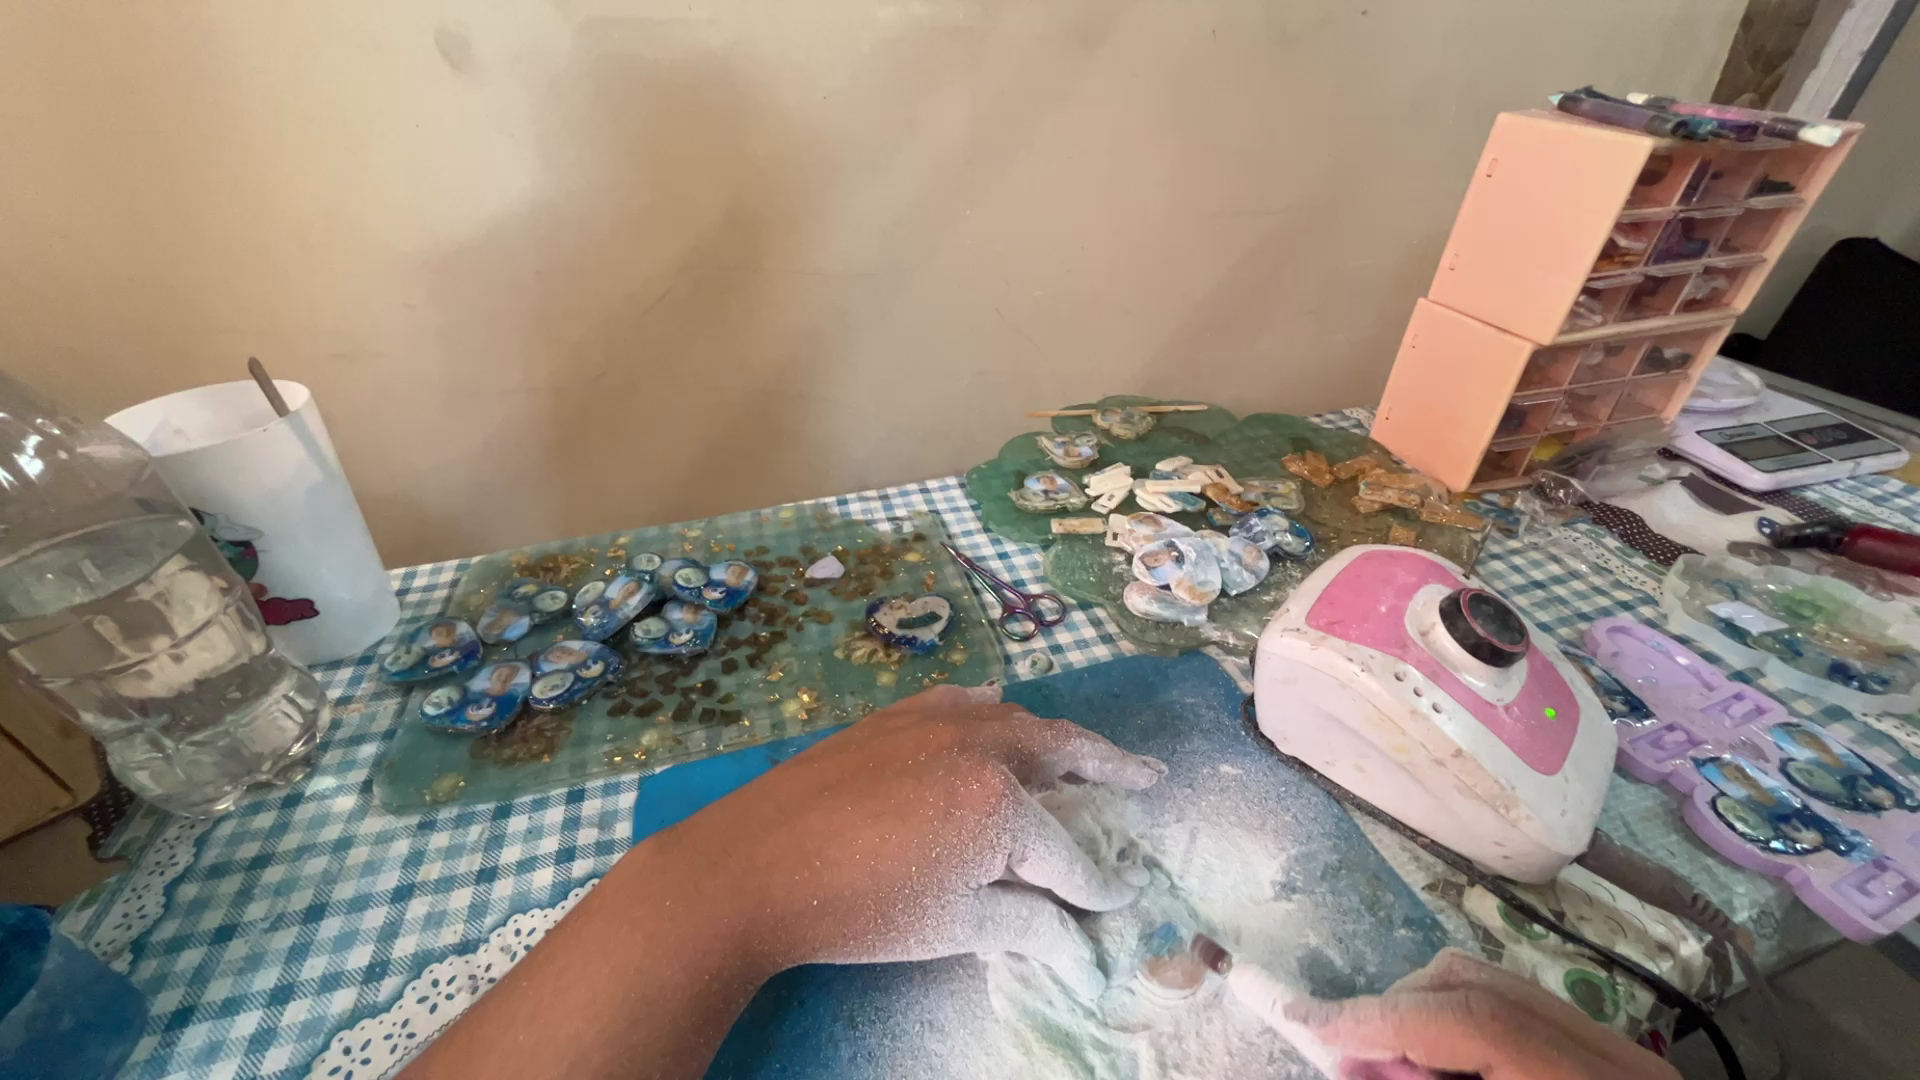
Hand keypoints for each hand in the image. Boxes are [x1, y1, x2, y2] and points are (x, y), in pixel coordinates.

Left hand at [649, 683, 1165, 996]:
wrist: (758, 861)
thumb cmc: (861, 907)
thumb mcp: (953, 927)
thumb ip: (1027, 924)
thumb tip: (1079, 940)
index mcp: (1002, 804)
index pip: (1069, 853)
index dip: (1096, 884)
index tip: (1119, 900)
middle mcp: (983, 745)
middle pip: (1063, 752)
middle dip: (1110, 768)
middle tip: (1147, 776)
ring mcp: (940, 719)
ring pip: (1019, 719)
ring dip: (1056, 738)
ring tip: (1083, 753)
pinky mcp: (902, 713)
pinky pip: (967, 702)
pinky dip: (995, 712)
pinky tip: (997, 715)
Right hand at [1284, 948, 1679, 1079]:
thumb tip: (1349, 1063)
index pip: (1476, 1018)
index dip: (1380, 1016)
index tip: (1305, 1022)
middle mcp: (1616, 1060)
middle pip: (1469, 984)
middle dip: (1391, 1012)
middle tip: (1343, 1055)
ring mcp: (1615, 1052)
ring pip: (1483, 984)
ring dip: (1417, 1014)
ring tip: (1387, 1062)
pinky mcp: (1603, 1057)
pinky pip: (1504, 1007)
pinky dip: (1451, 1025)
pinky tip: (1434, 1065)